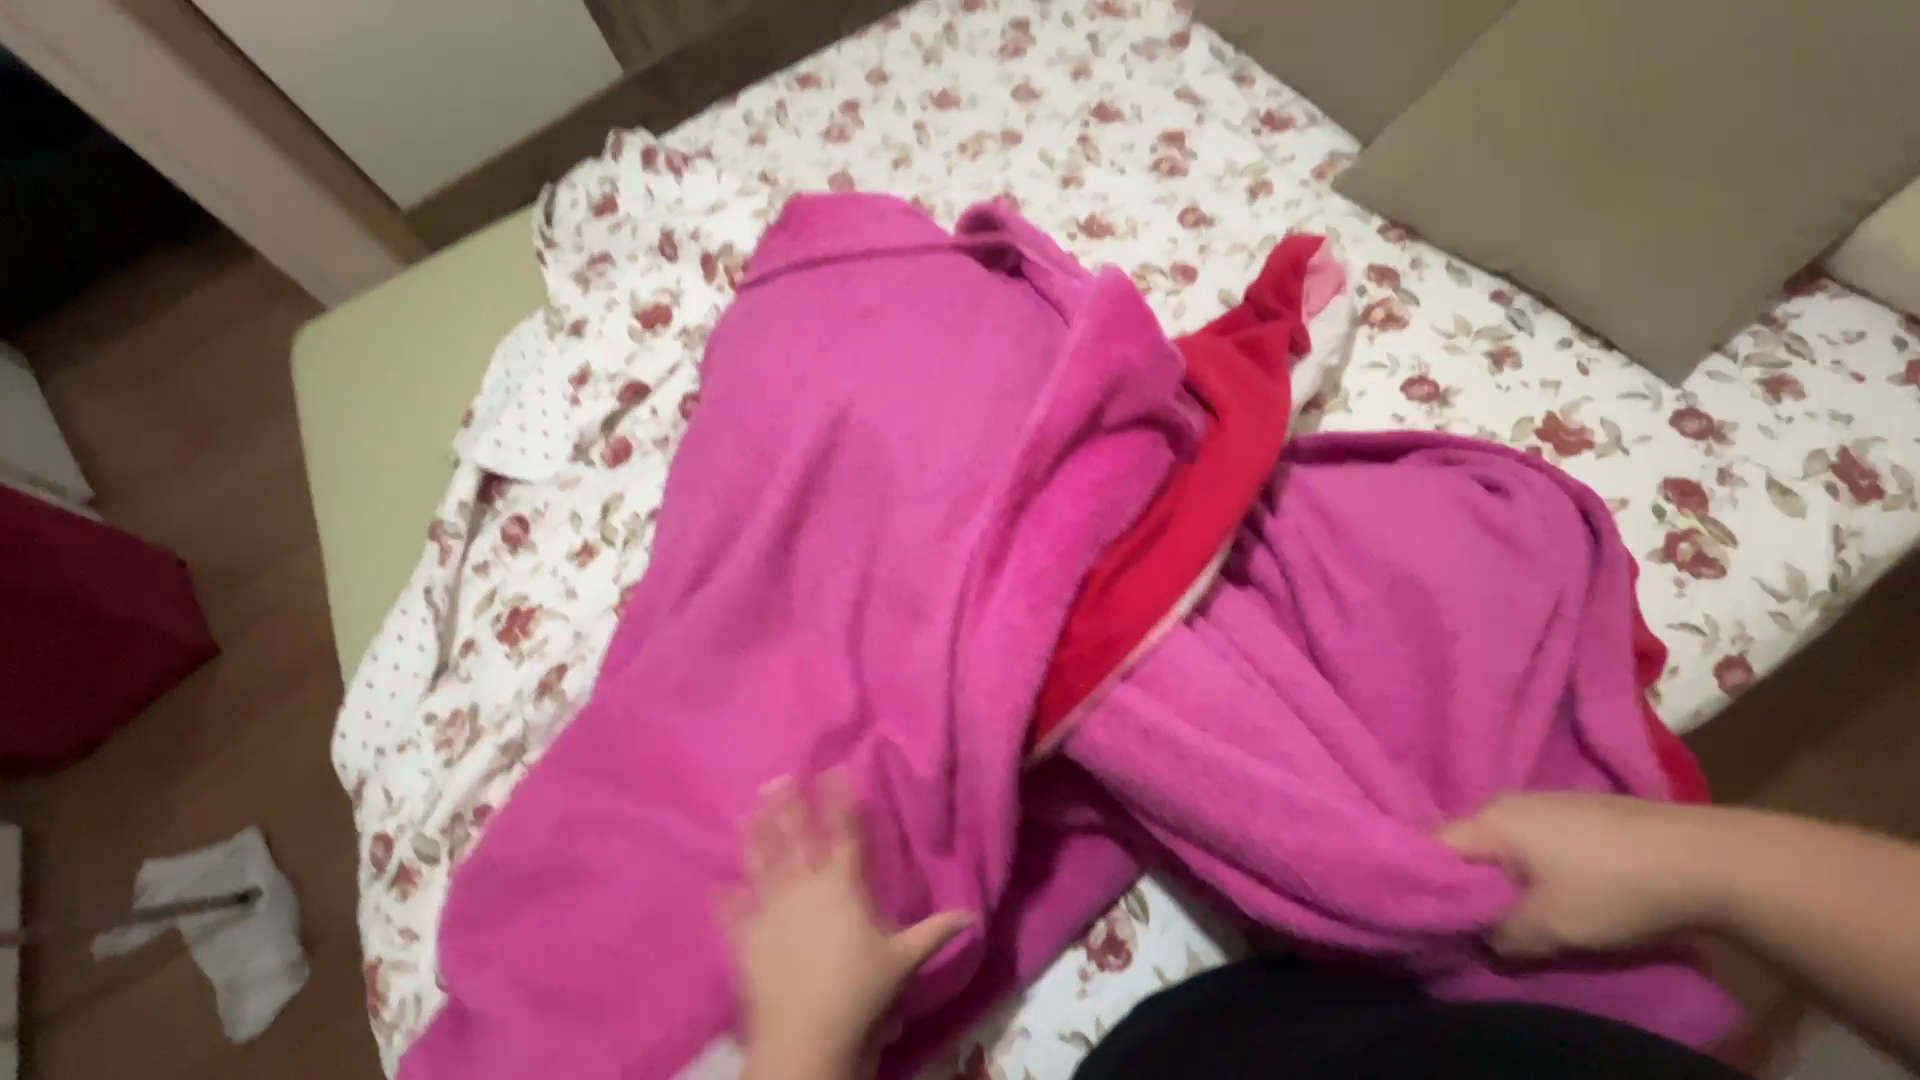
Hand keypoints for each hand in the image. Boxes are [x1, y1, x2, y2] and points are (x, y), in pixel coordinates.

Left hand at [718, 771, 973, 1076]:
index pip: (844, 832)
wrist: (807, 1034)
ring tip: (747, 810)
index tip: (833, 770)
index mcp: (842, 886)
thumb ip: (935, 932)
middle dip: (788, 806)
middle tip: (779, 777)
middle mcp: (804, 887)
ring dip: (756, 836)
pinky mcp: (746, 937)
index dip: (839, 800)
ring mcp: (771, 909)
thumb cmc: (860, 991)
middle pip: (796, 838)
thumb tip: (974, 918)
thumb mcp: (904, 960)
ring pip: (762, 863)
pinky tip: (716, 882)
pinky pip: (732, 911)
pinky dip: (725, 896)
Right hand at [1439, 792, 1726, 958]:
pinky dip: (1528, 865)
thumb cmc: (1614, 890)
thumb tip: (1477, 940)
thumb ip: (1499, 936)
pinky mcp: (1575, 812)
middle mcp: (1504, 803)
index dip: (1423, 882)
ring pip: (1499, 843)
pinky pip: (1528, 839)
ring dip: (1500, 876)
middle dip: (1464, 883)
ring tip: (1515, 910)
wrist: (1709, 860)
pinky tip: (1553, 889)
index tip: (1430, 916)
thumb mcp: (1551, 928)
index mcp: (1488, 821)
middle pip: (1464, 845)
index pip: (1430, 848)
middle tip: (1473, 922)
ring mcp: (1541, 802)